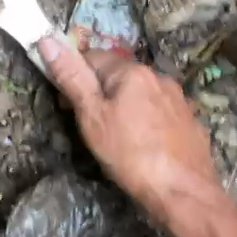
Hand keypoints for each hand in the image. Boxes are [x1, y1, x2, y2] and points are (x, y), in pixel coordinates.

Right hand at [37, 36, 225, 224]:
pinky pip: (157, 110)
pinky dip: (144, 119)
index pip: (91, 56)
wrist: (186, 196)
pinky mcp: (190, 121)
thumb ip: (70, 76)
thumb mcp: (91, 115)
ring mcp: (178, 99)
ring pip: (138, 92)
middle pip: (116, 74)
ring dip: (122, 104)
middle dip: (98, 92)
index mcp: (131, 71)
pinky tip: (142, 143)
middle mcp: (158, 77)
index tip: (68, 104)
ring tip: (116, 136)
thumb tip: (46, 39)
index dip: (74, 77)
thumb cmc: (130, 154)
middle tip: (90, 123)